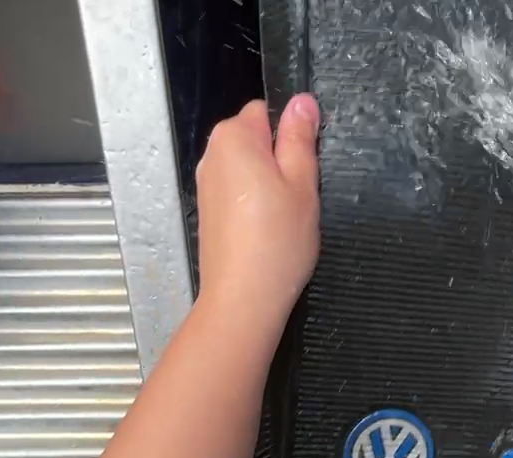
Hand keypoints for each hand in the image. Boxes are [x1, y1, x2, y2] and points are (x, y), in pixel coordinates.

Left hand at [194, 95, 320, 325]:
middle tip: (299, 201)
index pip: (268, 112)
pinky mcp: (209, 216)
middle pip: (256, 143)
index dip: (292, 138)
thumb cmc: (277, 243)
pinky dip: (255, 211)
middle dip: (280, 165)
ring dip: (268, 191)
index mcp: (234, 137)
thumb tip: (302, 102)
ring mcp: (207, 187)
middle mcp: (213, 155)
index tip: (305, 171)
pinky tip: (268, 238)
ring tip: (284, 224)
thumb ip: (300, 139)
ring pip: (248, 173)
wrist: (243, 299)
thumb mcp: (302, 185)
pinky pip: (239, 199)